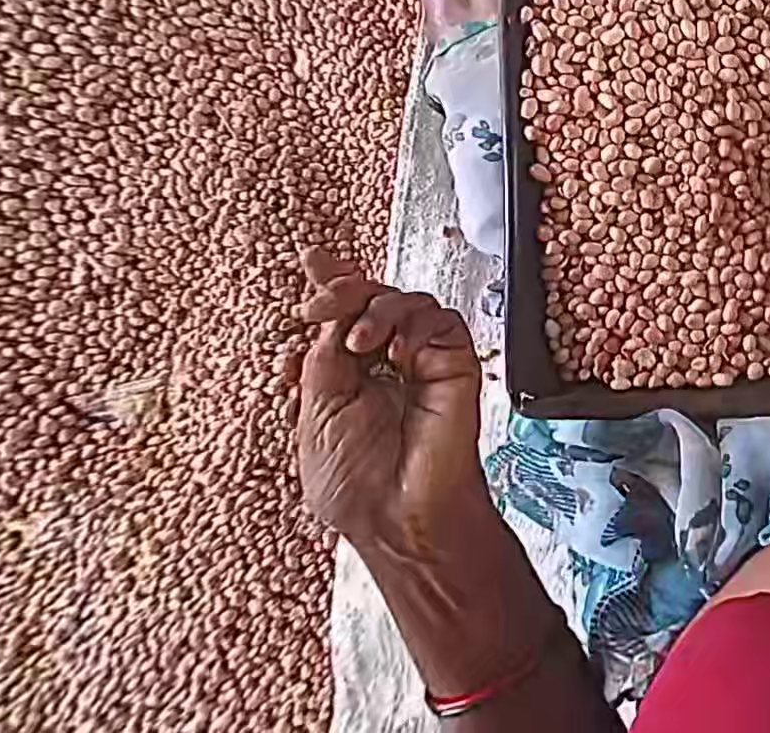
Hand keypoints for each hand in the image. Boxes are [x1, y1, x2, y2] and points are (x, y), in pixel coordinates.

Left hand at [287, 248, 485, 544]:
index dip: (334, 284)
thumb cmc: (355, 476)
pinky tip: (400, 354)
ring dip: (381, 310)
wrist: (396, 509)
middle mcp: (389, 358)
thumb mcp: (316, 409)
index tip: (313, 259)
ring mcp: (425, 358)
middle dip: (348, 290)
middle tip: (324, 302)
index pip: (347, 315)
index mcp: (353, 369)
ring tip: (362, 342)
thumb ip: (325, 353)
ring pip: (411, 302)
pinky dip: (418, 326)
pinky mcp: (456, 361)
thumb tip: (330, 309)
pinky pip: (443, 321)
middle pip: (376, 297)